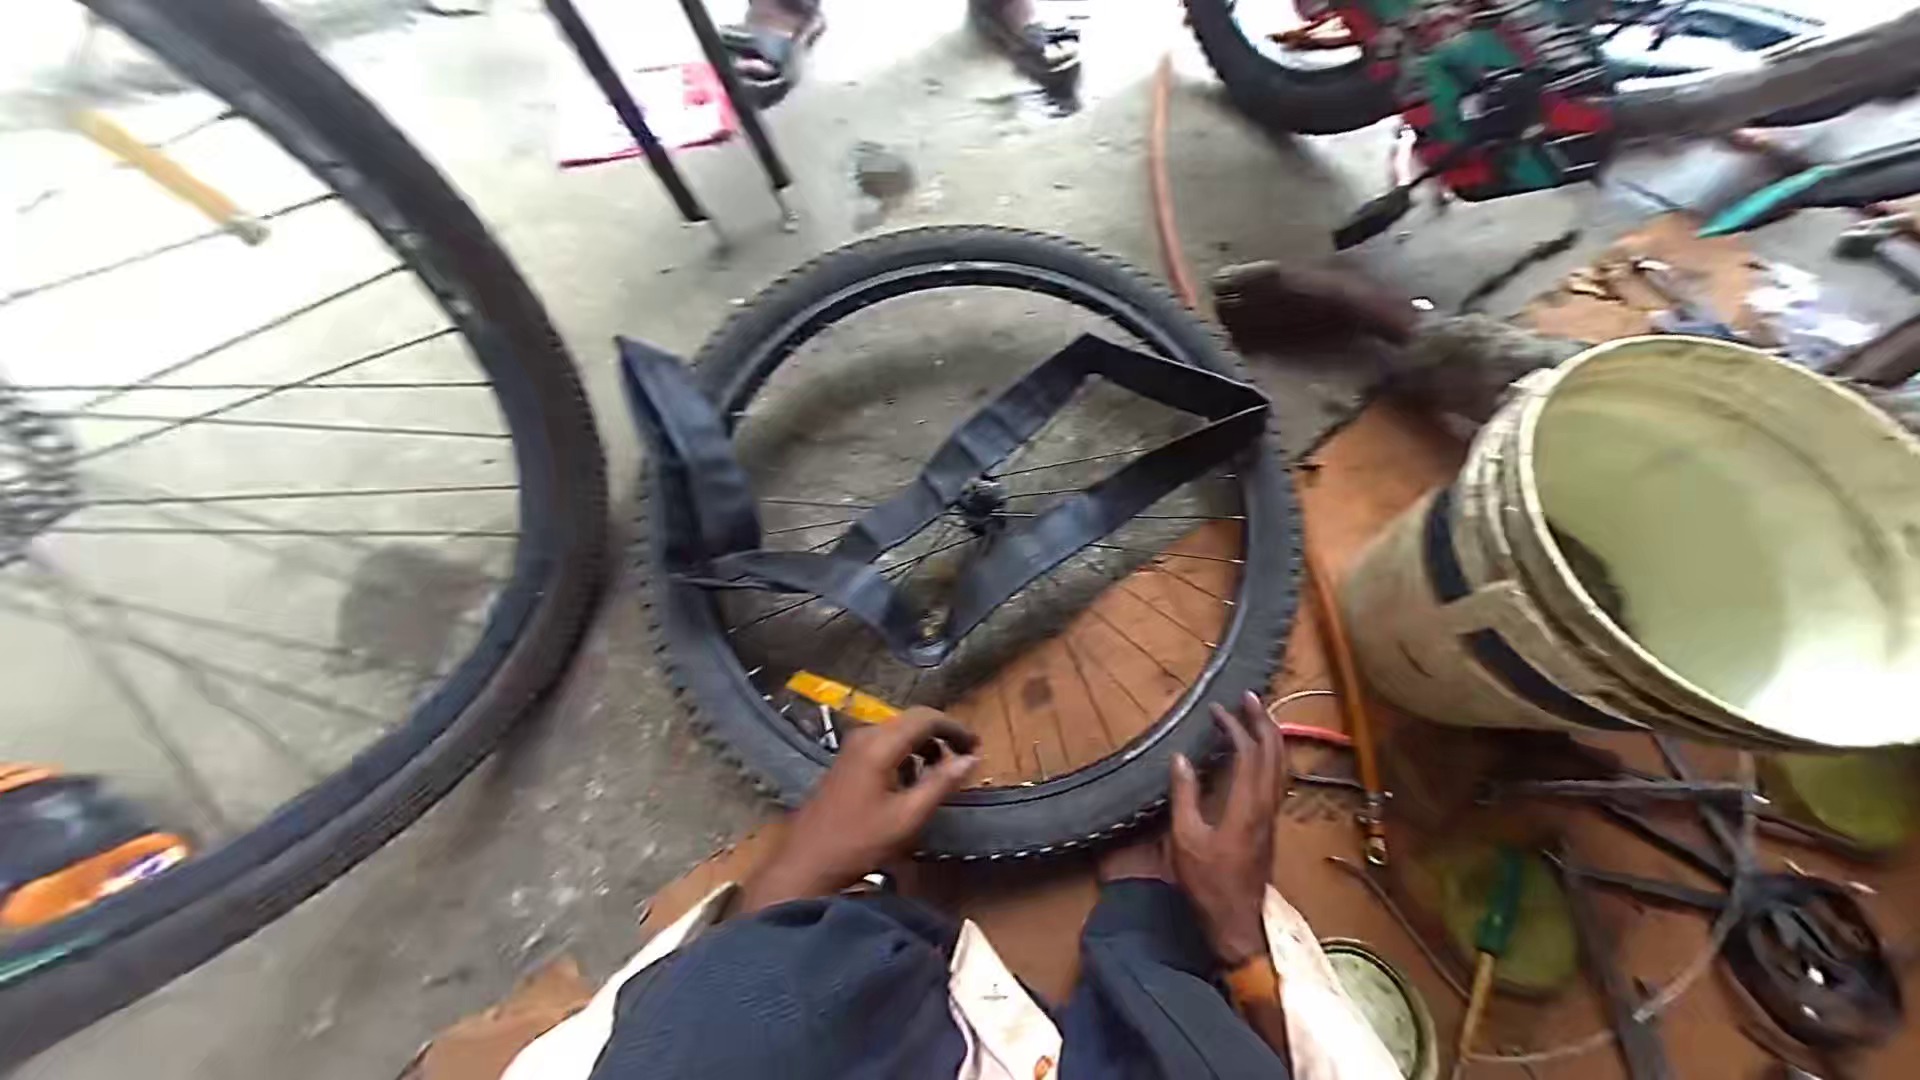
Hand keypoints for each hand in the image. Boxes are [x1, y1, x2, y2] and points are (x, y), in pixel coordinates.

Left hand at [736, 707, 978, 913]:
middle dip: (942, 736)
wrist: (806, 863)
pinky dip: (905, 755)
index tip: (977, 746)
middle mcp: (866, 735)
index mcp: (880, 744)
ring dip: (924, 747)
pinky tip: (911, 783)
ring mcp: (853, 746)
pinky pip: (884, 744)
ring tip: (941, 775)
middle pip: (912, 721)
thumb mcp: (908, 816)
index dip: (955, 728)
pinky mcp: (847, 760)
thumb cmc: (860, 841)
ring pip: (898, 732)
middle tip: (965, 758)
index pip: (926, 718)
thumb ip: (941, 783)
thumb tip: (971, 759)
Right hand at [1168, 691, 1284, 966]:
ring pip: (1282, 766)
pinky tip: (1261, 752)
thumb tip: (1181, 758)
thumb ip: (1184, 795)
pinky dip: (1272, 755)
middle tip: (1249, 697)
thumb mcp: (1185, 838)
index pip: (1249, 754)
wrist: (1237, 921)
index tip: (1216, 710)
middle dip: (1263, 722)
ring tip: (1259, 715)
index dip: (1235, 728)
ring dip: (1272, 736)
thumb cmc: (1208, 881)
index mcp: (1246, 807)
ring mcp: (1271, 816)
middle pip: (1275, 754)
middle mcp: (1266, 806)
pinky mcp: (1269, 824)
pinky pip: (1278, 778)